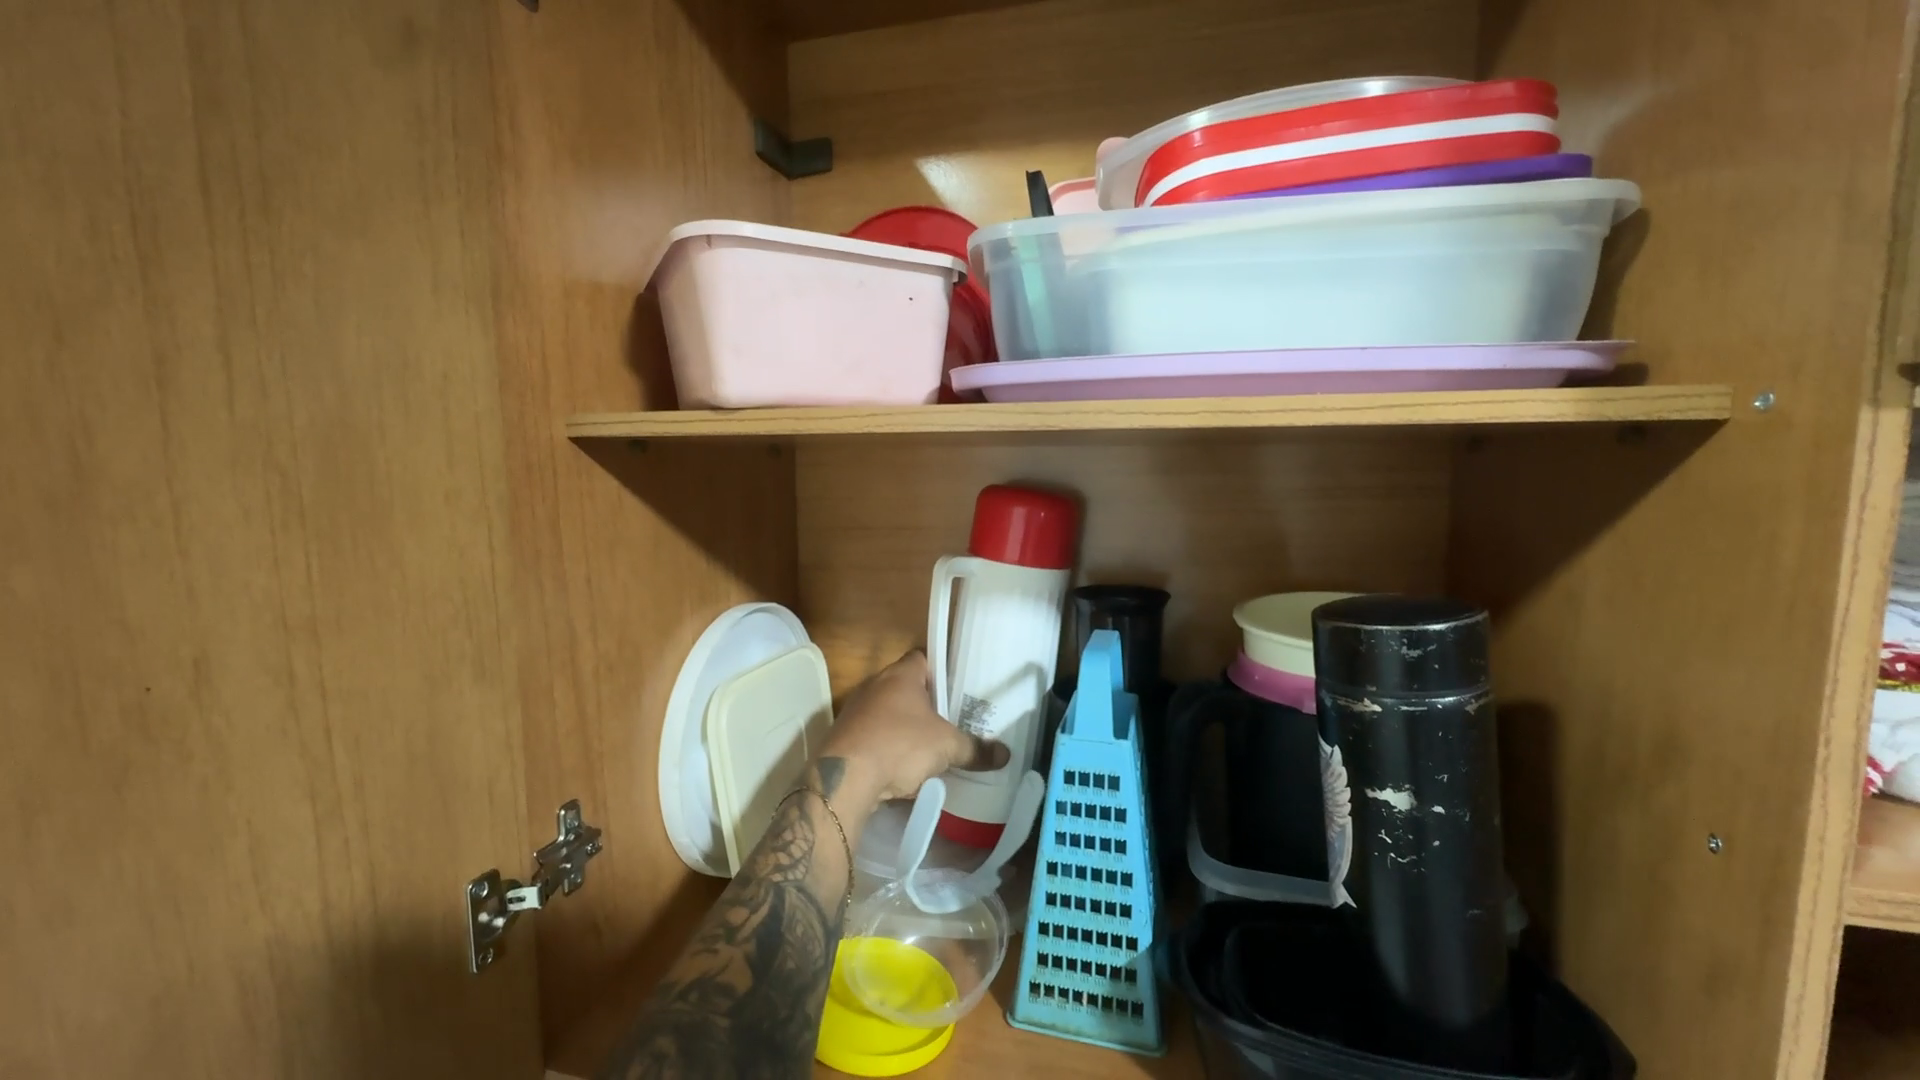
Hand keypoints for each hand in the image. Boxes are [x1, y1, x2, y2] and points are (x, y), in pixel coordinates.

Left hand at [815, 650, 1009, 816]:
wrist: (844, 778)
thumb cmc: (899, 745)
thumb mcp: (946, 747)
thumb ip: (975, 749)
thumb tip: (1005, 755)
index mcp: (900, 675)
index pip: (923, 658)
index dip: (942, 669)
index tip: (958, 686)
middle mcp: (874, 686)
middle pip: (906, 687)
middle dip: (927, 704)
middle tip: (952, 718)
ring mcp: (856, 711)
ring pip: (889, 713)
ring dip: (906, 727)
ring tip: (932, 745)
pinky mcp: (845, 737)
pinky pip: (874, 736)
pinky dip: (889, 747)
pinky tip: (904, 767)